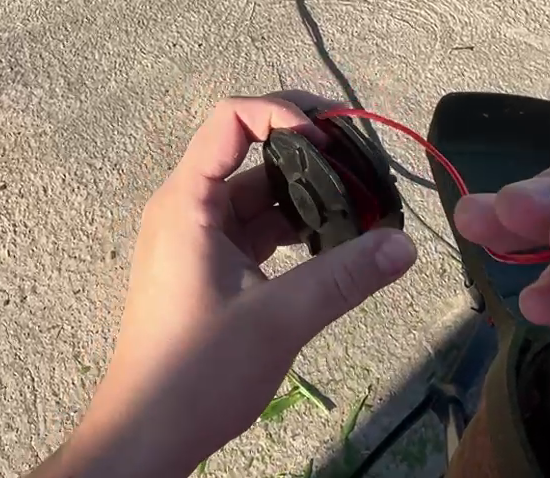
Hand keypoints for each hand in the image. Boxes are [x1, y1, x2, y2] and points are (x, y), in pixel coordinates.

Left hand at [35, 94, 418, 477]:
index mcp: (188, 200)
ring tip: (360, 204)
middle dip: (306, 151)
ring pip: (257, 192)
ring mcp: (198, 234)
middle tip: (361, 162)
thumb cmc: (198, 371)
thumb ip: (344, 276)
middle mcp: (189, 204)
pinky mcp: (210, 262)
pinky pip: (255, 226)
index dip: (281, 112)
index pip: (231, 119)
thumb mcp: (278, 319)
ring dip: (305, 194)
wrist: (144, 438)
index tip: (330, 137)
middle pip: (249, 150)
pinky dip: (292, 226)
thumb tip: (405, 244)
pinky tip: (332, 240)